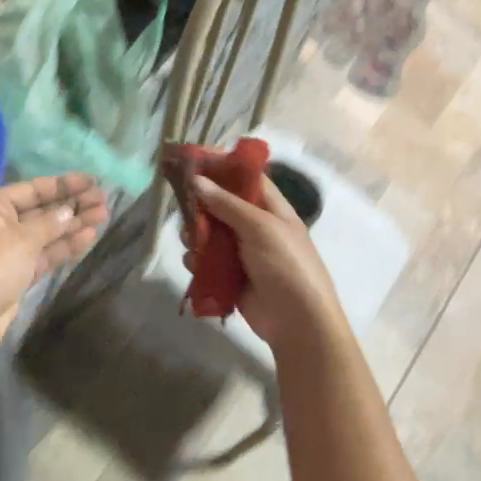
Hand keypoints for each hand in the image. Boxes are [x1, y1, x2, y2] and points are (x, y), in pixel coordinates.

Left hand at [0, 174, 108, 348]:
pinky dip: (66, 245)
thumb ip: (49, 223)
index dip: (63, 184)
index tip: (91, 181)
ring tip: (103, 215)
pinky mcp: (21, 271)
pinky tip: (89, 236)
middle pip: (42, 210)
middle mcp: (1, 223)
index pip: (32, 189)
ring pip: (48, 232)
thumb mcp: (23, 239)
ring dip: (74, 224)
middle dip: (72, 204)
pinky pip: (47, 252)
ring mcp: (12, 249)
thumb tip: (69, 210)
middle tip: (103, 199)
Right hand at [183, 174, 345, 348]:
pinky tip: (193, 265)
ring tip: (189, 241)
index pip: (244, 178)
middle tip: (182, 206)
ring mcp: (242, 253)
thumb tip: (197, 180)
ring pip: (209, 234)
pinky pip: (206, 262)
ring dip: (195, 235)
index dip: (220, 167)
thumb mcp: (260, 227)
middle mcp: (255, 226)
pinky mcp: (230, 276)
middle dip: (200, 205)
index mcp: (271, 208)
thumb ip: (226, 203)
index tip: (191, 160)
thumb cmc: (286, 264)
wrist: (297, 320)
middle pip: (221, 206)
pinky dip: (197, 261)